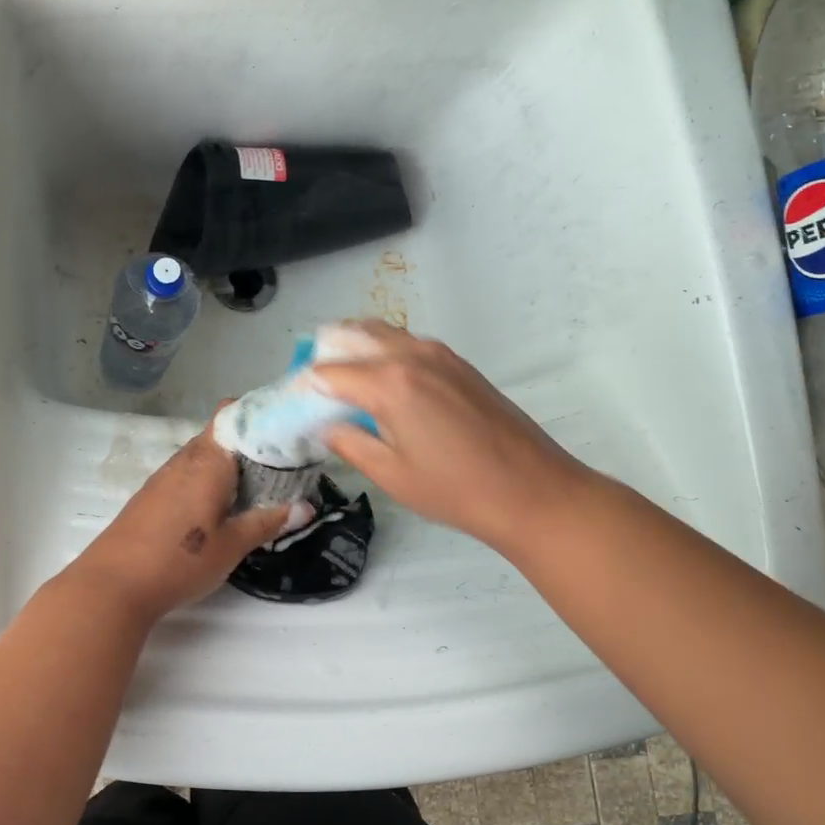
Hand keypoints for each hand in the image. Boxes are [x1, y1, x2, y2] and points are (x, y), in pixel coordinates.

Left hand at [64, 418, 296, 622]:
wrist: (114, 583)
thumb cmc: (181, 559)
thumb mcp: (233, 544)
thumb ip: (268, 521)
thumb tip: (306, 507)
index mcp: (207, 460)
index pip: (230, 414)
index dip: (256, 415)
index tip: (284, 429)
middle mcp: (183, 459)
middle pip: (219, 437)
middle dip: (249, 446)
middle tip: (282, 466)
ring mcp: (163, 478)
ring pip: (202, 458)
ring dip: (227, 467)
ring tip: (257, 489)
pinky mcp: (150, 497)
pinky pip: (187, 477)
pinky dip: (207, 483)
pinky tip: (220, 509)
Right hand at [312, 321, 598, 554]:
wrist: (533, 491)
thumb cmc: (456, 489)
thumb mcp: (390, 474)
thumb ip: (349, 443)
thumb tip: (328, 426)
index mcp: (389, 382)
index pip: (329, 373)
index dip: (304, 386)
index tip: (291, 403)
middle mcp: (411, 356)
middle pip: (354, 336)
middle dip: (326, 353)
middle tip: (313, 384)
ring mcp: (440, 355)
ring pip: (383, 334)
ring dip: (356, 347)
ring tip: (341, 378)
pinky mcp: (459, 364)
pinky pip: (408, 344)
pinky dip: (384, 352)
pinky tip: (382, 383)